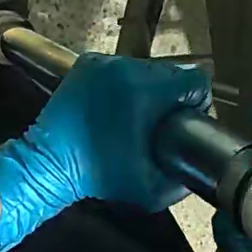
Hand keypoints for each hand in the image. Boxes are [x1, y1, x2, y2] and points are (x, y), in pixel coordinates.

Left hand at [0, 53, 209, 251]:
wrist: (50, 163)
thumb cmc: (98, 174)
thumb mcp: (152, 188)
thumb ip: (185, 175)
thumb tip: (201, 154)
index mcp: (146, 90)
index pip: (195, 79)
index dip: (196, 101)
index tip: (184, 119)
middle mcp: (126, 67)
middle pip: (171, 72)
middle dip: (170, 97)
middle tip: (158, 123)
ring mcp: (103, 62)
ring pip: (145, 68)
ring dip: (147, 89)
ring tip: (135, 117)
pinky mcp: (87, 64)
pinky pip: (120, 69)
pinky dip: (123, 85)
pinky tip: (116, 107)